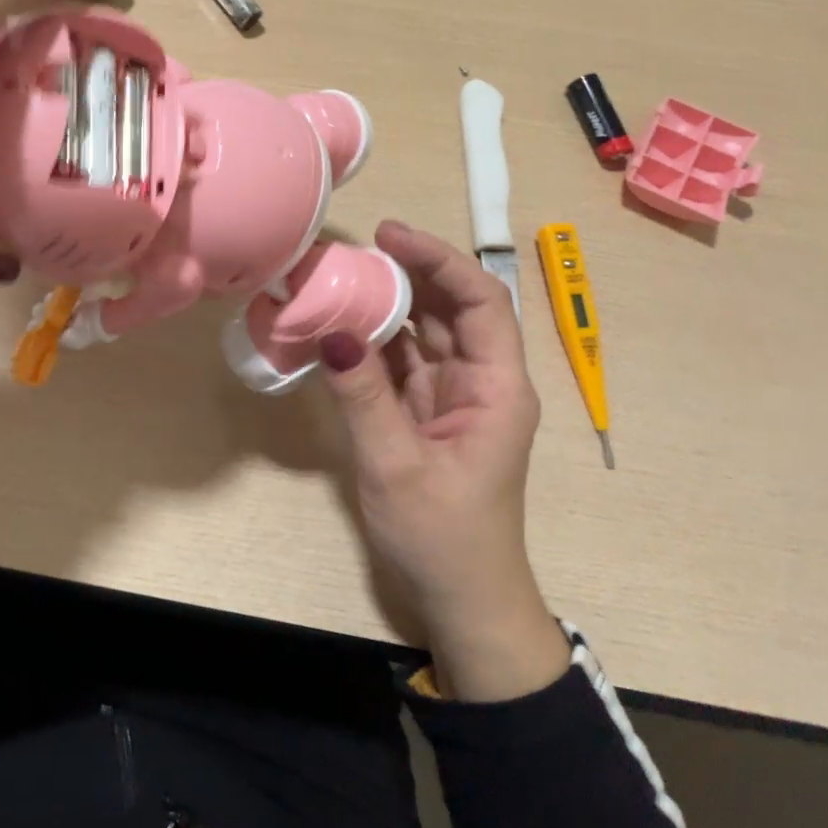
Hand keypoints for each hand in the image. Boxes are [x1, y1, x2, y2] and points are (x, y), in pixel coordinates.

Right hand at [317, 220, 567, 701]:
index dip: (438, 262)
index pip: (477, 304)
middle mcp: (477, 385)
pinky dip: (367, 349)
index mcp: (496, 389)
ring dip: (381, 310)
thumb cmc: (440, 532)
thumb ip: (365, 398)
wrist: (458, 592)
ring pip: (418, 339)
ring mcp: (448, 402)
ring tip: (331, 282)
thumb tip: (334, 334)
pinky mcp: (421, 420)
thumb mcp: (396, 464)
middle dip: (403, 277)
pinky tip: (333, 332)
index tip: (388, 236)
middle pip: (447, 313)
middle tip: (343, 255)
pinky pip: (396, 370)